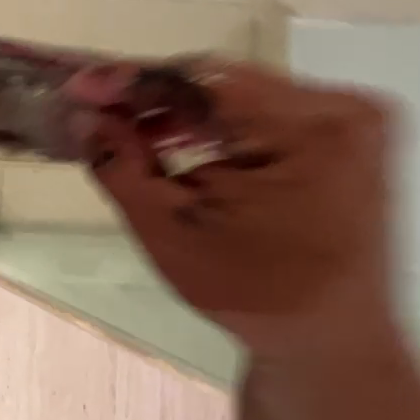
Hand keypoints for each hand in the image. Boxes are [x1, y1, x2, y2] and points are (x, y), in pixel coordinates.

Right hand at [87, 59, 400, 357]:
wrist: (332, 339)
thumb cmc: (253, 291)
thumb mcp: (167, 228)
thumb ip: (119, 164)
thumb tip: (83, 115)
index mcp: (312, 130)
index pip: (201, 81)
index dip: (130, 82)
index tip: (74, 88)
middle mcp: (342, 110)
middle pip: (217, 82)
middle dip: (148, 97)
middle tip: (90, 110)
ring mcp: (345, 121)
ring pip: (230, 94)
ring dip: (171, 111)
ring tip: (120, 132)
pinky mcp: (337, 136)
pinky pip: (252, 112)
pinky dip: (202, 125)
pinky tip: (165, 143)